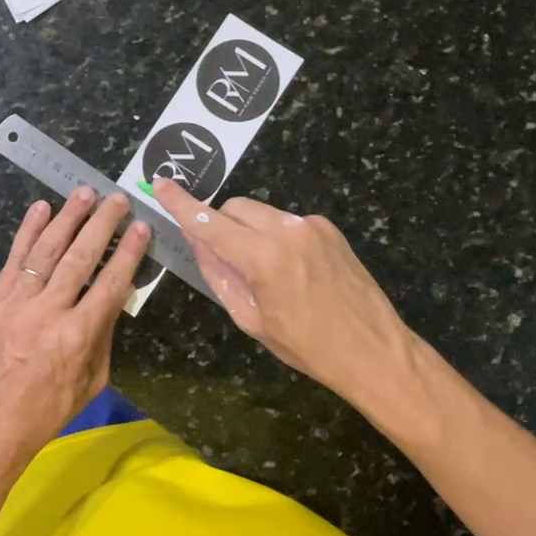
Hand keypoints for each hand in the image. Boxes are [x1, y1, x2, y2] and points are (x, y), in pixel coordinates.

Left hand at [0, 188, 150, 477]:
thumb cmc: (48, 410)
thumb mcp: (91, 381)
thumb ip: (103, 335)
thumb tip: (115, 296)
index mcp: (77, 336)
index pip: (111, 283)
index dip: (128, 252)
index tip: (140, 227)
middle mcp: (48, 312)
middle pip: (80, 258)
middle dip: (101, 225)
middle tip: (117, 199)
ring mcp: (17, 303)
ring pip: (47, 251)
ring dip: (67, 218)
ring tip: (84, 193)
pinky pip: (15, 259)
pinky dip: (28, 231)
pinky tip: (41, 209)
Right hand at [151, 178, 437, 441]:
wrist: (375, 351)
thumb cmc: (307, 347)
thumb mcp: (251, 319)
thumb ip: (219, 274)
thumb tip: (197, 240)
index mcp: (263, 259)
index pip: (210, 221)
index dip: (181, 203)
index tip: (160, 185)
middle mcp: (287, 231)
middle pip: (234, 207)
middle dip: (220, 224)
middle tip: (224, 258)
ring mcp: (311, 225)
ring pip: (260, 213)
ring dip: (248, 231)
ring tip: (264, 272)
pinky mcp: (327, 227)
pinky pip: (285, 222)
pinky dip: (275, 236)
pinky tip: (292, 270)